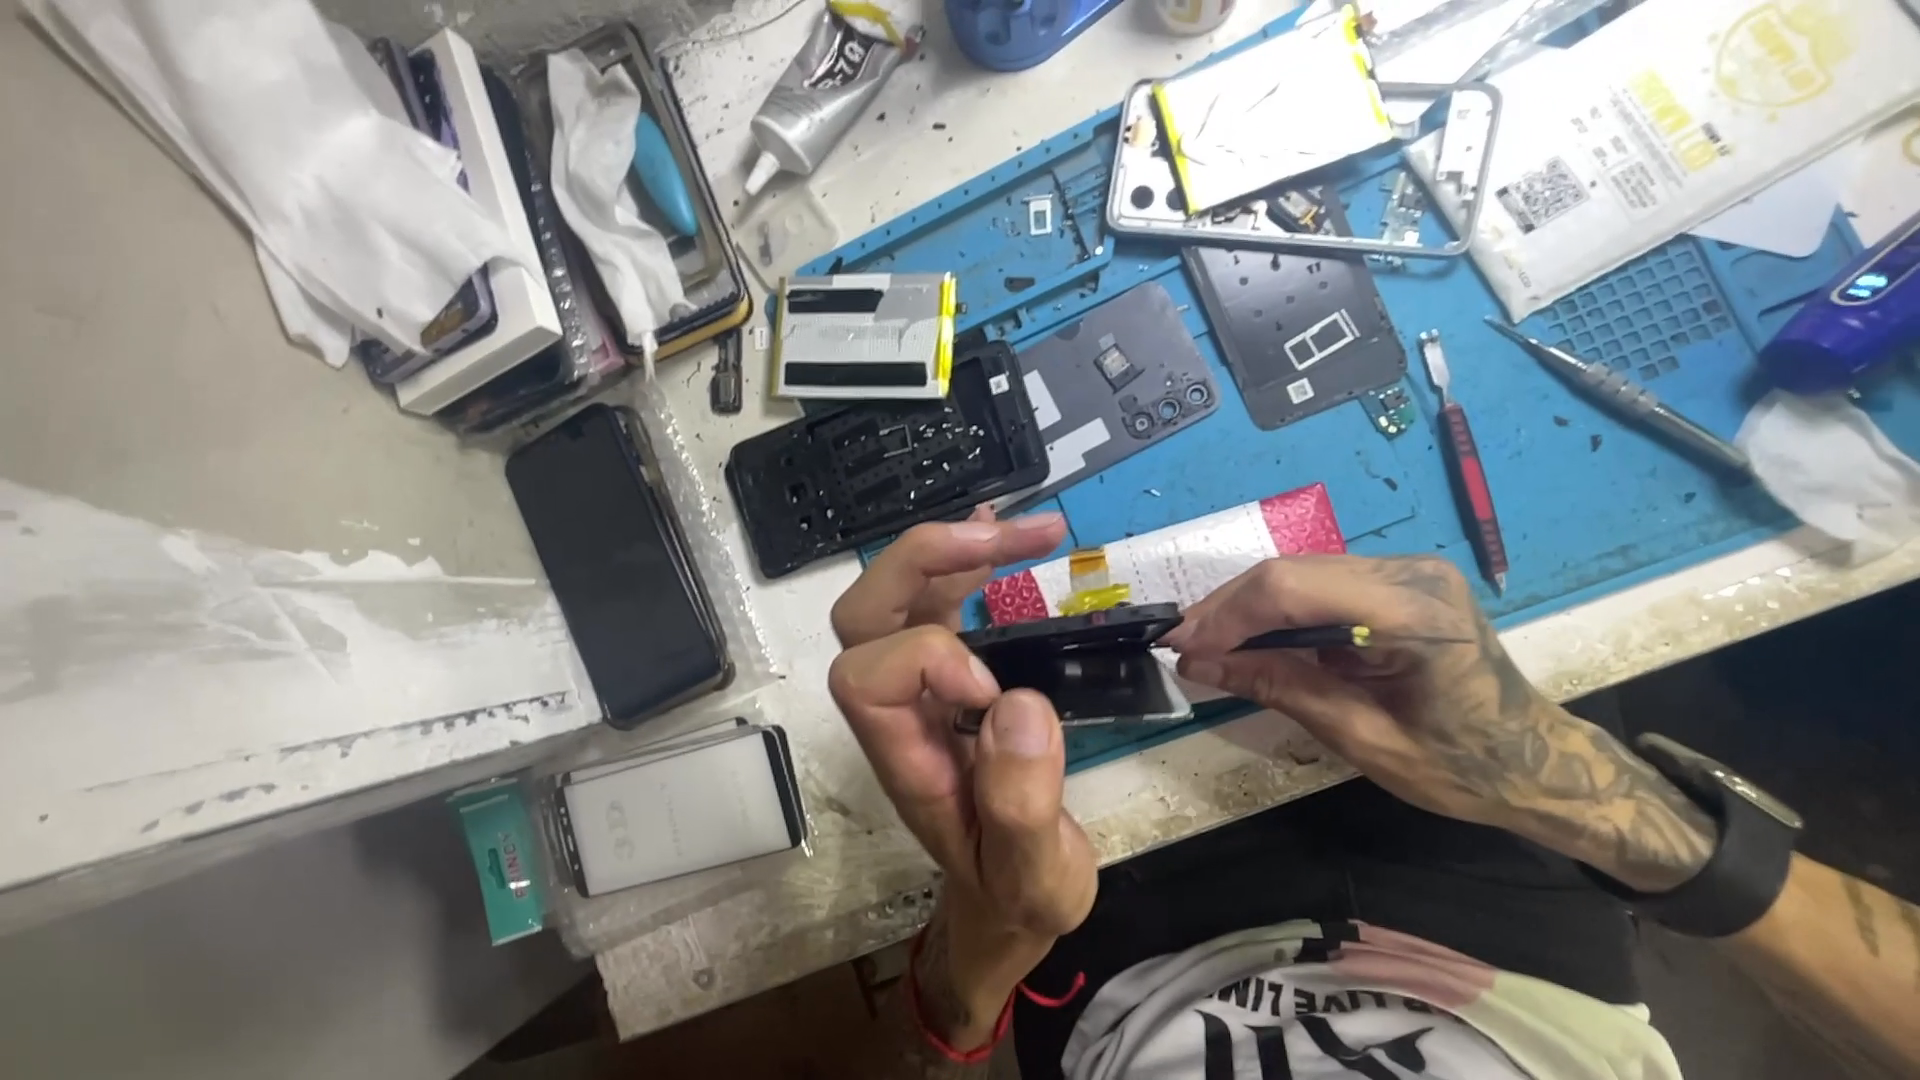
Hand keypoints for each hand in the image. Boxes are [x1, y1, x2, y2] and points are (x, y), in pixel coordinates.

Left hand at [826, 509, 1095, 1042]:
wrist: (1009, 899)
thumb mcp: (1033, 875)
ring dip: (957, 550)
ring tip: (1030, 530)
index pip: (867, 676)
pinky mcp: (946, 677)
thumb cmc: (1015, 892)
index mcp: (902, 756)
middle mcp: (897, 711)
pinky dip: (968, 563)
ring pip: (899, 597)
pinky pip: (939, 604)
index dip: (927, 659)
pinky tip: (1004, 538)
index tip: (995, 688)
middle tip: (1004, 539)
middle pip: (863, 616)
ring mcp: (918, 689)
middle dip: (923, 562)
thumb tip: (1016, 704)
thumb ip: (1022, 807)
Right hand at [1164, 555, 1714, 891]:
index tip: (1180, 647)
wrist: (1535, 762)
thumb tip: (1196, 661)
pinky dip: (1274, 611)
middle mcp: (1409, 571)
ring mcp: (1405, 570)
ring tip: (1202, 644)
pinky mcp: (1396, 580)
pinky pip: (1316, 584)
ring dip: (1244, 609)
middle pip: (1288, 572)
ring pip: (1296, 573)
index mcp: (1413, 610)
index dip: (1227, 615)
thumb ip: (1276, 686)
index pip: (1293, 588)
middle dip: (1226, 610)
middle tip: (1179, 646)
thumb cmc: (1458, 766)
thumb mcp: (1359, 735)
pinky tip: (1247, 636)